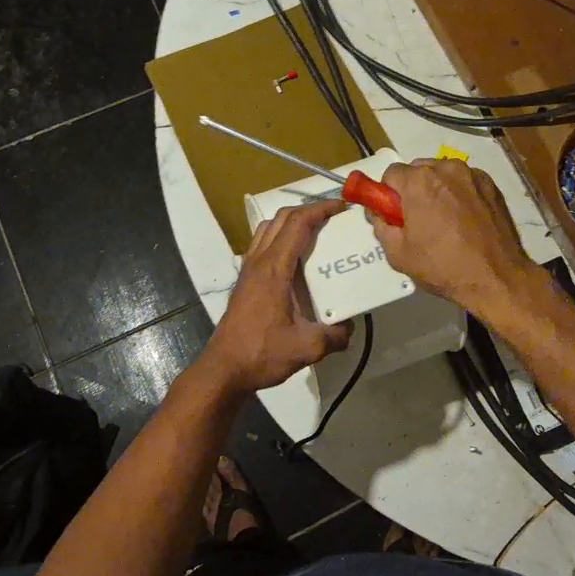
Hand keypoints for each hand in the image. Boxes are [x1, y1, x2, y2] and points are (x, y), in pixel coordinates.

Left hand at [201, 201, 355, 392]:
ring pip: (268, 228)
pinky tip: (295, 259)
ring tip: (316, 232)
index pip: (298, 223)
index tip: (342, 207)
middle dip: (309, 210)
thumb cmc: (263, 353)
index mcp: (274, 269)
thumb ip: (335, 336)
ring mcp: (248, 269)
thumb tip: (350, 327)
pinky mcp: (244, 280)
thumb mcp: (308, 348)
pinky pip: (262, 244)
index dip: (321, 209)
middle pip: (282, 218)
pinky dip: (280, 237)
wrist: (224, 369)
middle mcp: (259, 261)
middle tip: (334, 218)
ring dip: (291, 222)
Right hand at [368, 160, 543, 315]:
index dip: (388, 194)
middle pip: (417, 170)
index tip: (394, 214)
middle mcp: (445, 169)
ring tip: (444, 221)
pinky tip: (464, 219)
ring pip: (442, 174)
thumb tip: (378, 213)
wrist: (496, 278)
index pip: (390, 174)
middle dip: (412, 190)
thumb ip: (380, 226)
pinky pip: (464, 181)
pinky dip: (459, 193)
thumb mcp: (398, 254)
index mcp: (419, 182)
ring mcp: (472, 174)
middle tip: (418, 220)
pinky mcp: (491, 184)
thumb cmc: (443, 267)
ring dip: (436, 189)